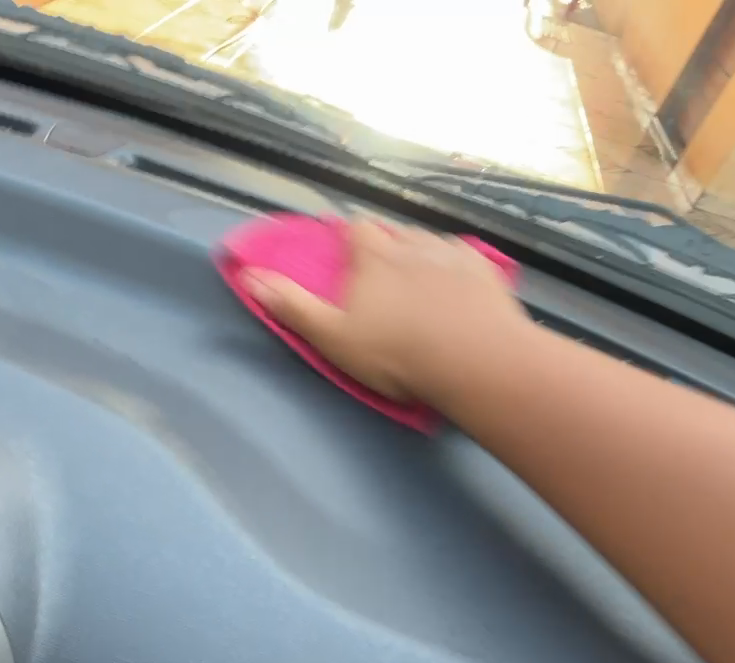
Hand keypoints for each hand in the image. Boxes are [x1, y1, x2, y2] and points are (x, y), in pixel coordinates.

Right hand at [242, 219, 534, 408]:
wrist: (474, 361)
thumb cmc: (395, 352)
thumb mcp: (332, 337)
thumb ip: (293, 306)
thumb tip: (248, 276)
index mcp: (373, 255)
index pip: (356, 228)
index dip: (350, 240)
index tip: (348, 260)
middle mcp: (413, 242)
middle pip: (393, 231)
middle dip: (386, 247)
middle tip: (382, 279)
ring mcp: (453, 253)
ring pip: (428, 242)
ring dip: (420, 256)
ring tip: (420, 286)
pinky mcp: (485, 270)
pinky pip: (465, 258)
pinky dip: (456, 269)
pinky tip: (457, 291)